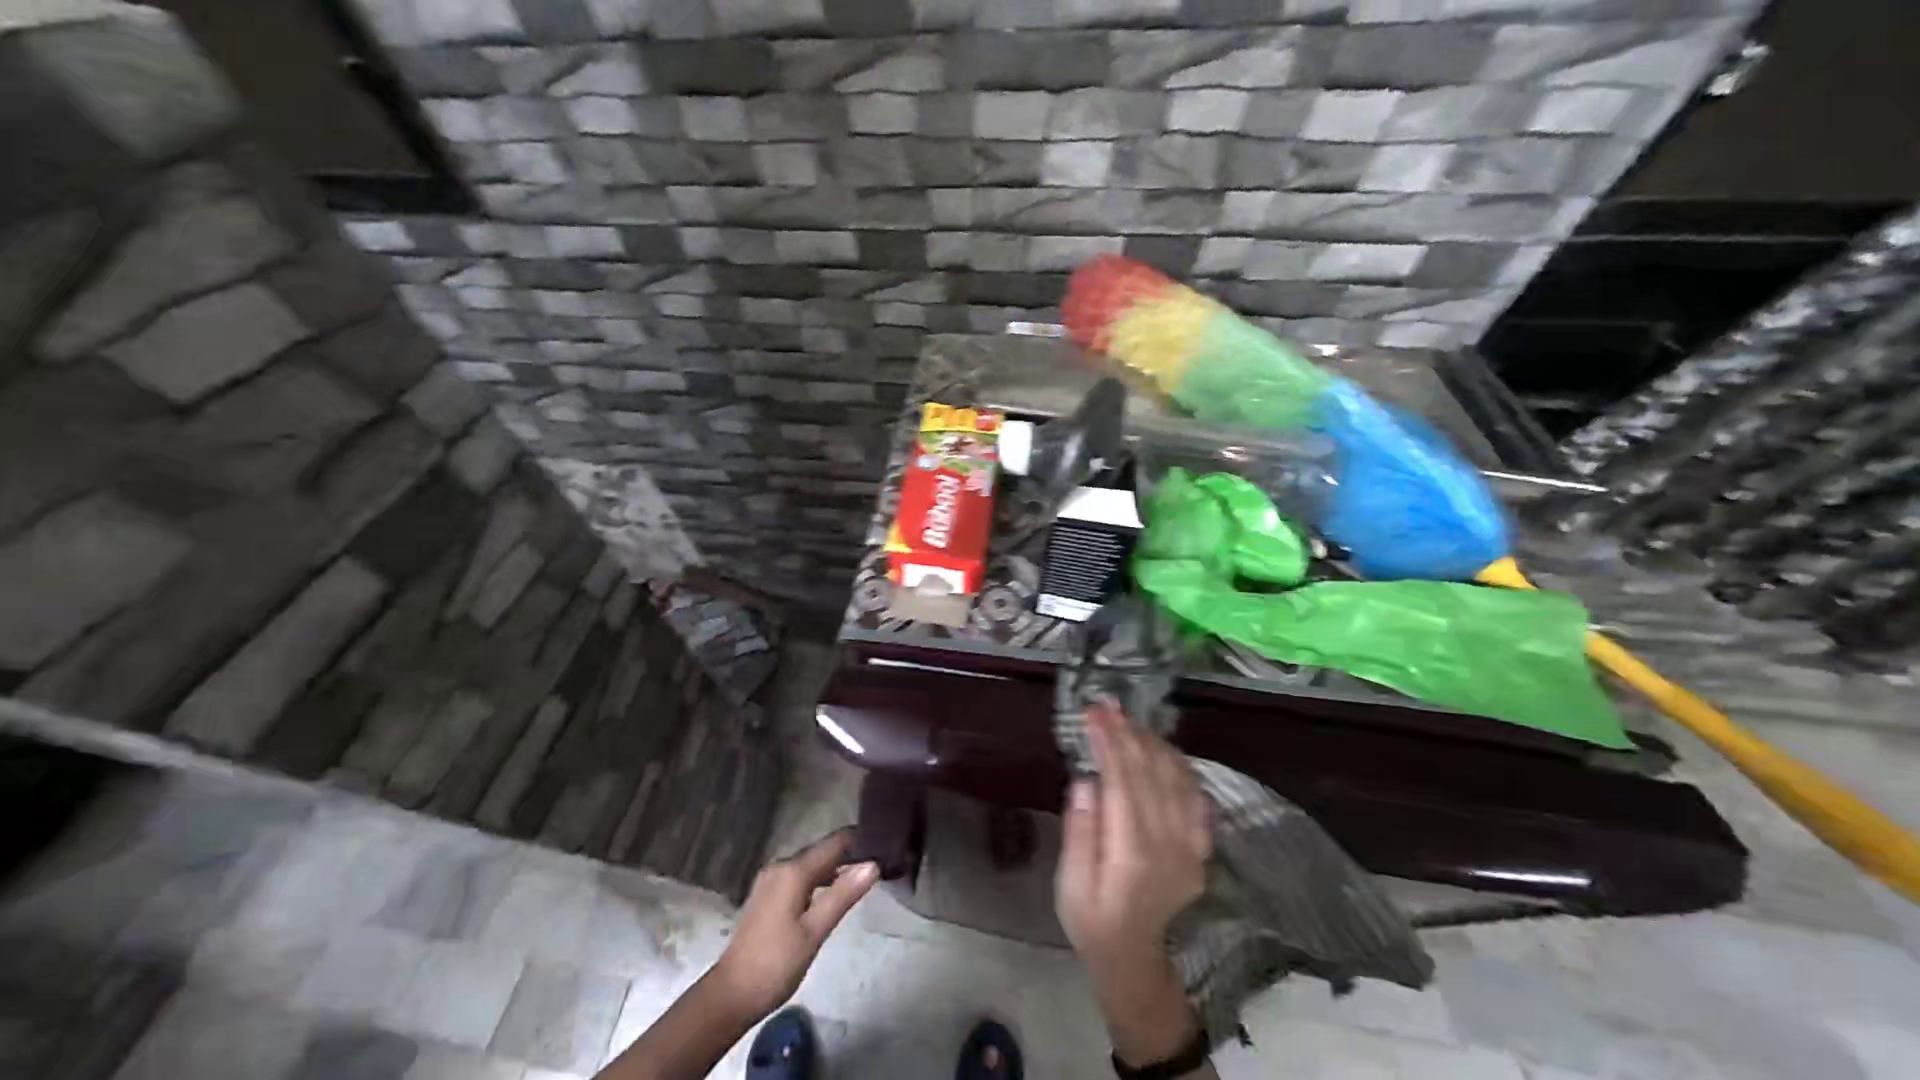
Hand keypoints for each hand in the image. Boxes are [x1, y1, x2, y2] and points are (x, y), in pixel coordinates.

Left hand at [709, 829, 878, 1019]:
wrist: (731, 995)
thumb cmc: (776, 963)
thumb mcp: (815, 931)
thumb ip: (843, 894)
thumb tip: (873, 864)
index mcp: (792, 871)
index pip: (833, 843)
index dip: (859, 841)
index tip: (885, 844)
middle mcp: (780, 867)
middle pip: (821, 852)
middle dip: (849, 855)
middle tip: (880, 862)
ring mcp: (770, 881)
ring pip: (810, 865)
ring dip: (835, 869)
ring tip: (864, 876)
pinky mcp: (767, 896)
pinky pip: (800, 878)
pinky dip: (819, 881)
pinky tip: (834, 894)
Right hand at [1056, 702, 1212, 1066]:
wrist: (1134, 958)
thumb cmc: (1091, 920)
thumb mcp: (1070, 885)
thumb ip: (1080, 832)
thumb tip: (1086, 780)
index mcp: (1133, 853)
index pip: (1123, 782)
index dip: (1110, 742)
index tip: (1094, 712)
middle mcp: (1170, 844)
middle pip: (1151, 773)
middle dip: (1128, 733)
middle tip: (1107, 703)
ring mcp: (1191, 846)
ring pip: (1177, 779)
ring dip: (1152, 743)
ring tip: (1128, 719)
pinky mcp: (1200, 848)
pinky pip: (1196, 797)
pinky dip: (1179, 766)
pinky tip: (1161, 750)